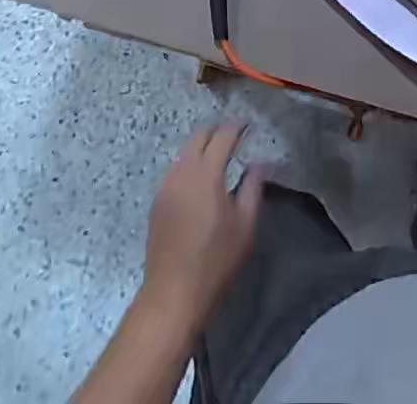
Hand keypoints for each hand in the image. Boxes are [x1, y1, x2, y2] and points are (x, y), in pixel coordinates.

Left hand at [141, 122, 263, 326]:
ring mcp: (166, 185)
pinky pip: (175, 170)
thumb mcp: (245, 225)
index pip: (222, 136)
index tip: (248, 124)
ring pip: (184, 152)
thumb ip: (252, 187)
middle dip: (217, 131)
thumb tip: (259, 163)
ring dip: (201, 147)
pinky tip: (200, 180)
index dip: (236, 126)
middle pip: (198, 136)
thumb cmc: (216, 259)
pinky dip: (190, 164)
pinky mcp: (157, 201)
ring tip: (219, 157)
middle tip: (234, 137)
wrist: (173, 292)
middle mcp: (182, 171)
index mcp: (206, 173)